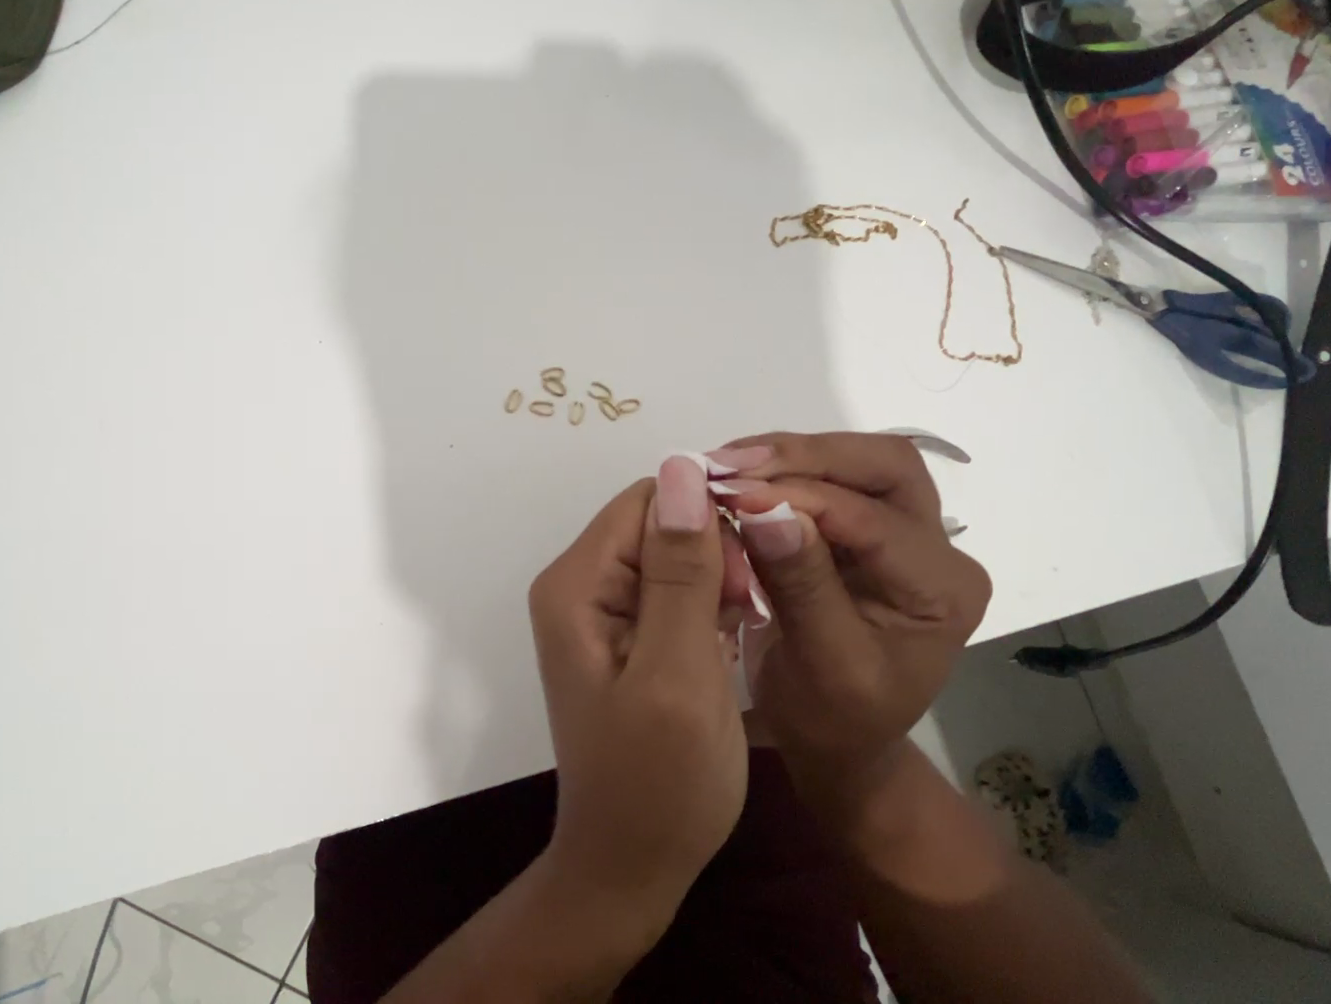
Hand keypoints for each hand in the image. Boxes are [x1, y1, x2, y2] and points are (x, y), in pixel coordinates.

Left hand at [527, 456, 748, 930]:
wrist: (634, 864)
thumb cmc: (659, 781)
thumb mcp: (677, 673)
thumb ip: (680, 572)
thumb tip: (682, 467)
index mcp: (576, 585)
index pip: (647, 501)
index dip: (707, 518)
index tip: (754, 567)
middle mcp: (580, 586)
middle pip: (659, 523)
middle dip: (715, 551)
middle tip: (749, 610)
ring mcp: (603, 612)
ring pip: (675, 554)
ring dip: (719, 579)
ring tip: (741, 630)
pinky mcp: (630, 635)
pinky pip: (676, 589)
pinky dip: (711, 604)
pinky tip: (731, 639)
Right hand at [708, 433, 990, 787]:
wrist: (837, 744)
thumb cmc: (833, 720)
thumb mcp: (822, 665)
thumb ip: (802, 585)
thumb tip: (766, 507)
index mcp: (941, 589)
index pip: (875, 519)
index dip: (802, 497)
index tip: (730, 492)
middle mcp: (935, 550)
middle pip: (883, 466)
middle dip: (804, 455)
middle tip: (729, 463)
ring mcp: (901, 534)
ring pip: (857, 462)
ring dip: (788, 457)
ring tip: (723, 465)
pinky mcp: (863, 531)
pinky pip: (829, 480)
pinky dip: (779, 473)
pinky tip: (735, 478)